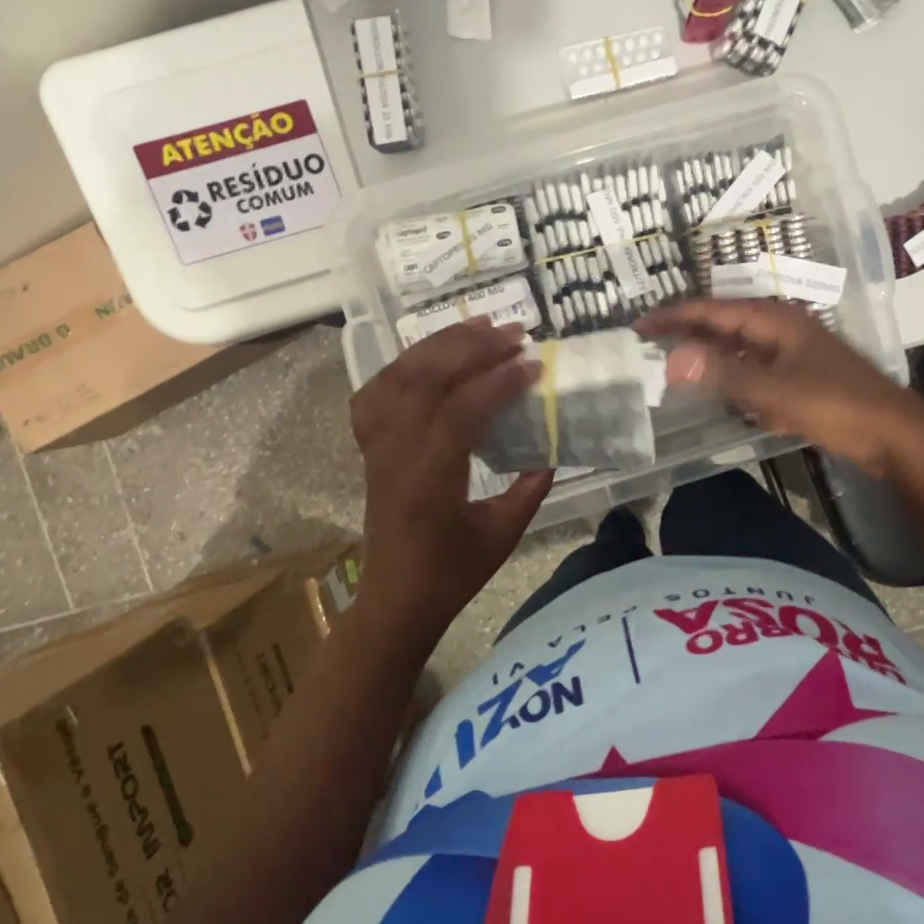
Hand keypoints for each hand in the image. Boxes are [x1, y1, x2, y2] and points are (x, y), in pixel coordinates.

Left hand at [351, 319, 553, 626]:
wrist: (396, 599)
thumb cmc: (452, 573)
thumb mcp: (503, 534)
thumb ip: (530, 488)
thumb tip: (552, 448)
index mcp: (430, 480)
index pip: (460, 411)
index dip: (498, 381)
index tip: (533, 365)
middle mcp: (396, 454)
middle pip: (425, 379)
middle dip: (471, 347)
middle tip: (512, 332)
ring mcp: (377, 447)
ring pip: (398, 376)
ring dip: (438, 345)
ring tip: (478, 325)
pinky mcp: (370, 446)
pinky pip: (376, 392)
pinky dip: (403, 365)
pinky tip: (430, 357)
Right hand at [636, 299, 923, 474]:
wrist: (894, 434)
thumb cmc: (836, 405)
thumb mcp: (774, 391)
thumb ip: (724, 375)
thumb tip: (672, 359)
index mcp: (776, 320)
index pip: (713, 310)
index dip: (674, 317)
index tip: (639, 326)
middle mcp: (784, 329)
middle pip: (726, 325)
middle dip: (689, 333)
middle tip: (650, 344)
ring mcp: (795, 354)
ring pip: (741, 349)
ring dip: (710, 357)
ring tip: (676, 368)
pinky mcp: (803, 379)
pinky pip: (757, 373)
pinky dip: (735, 380)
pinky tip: (722, 396)